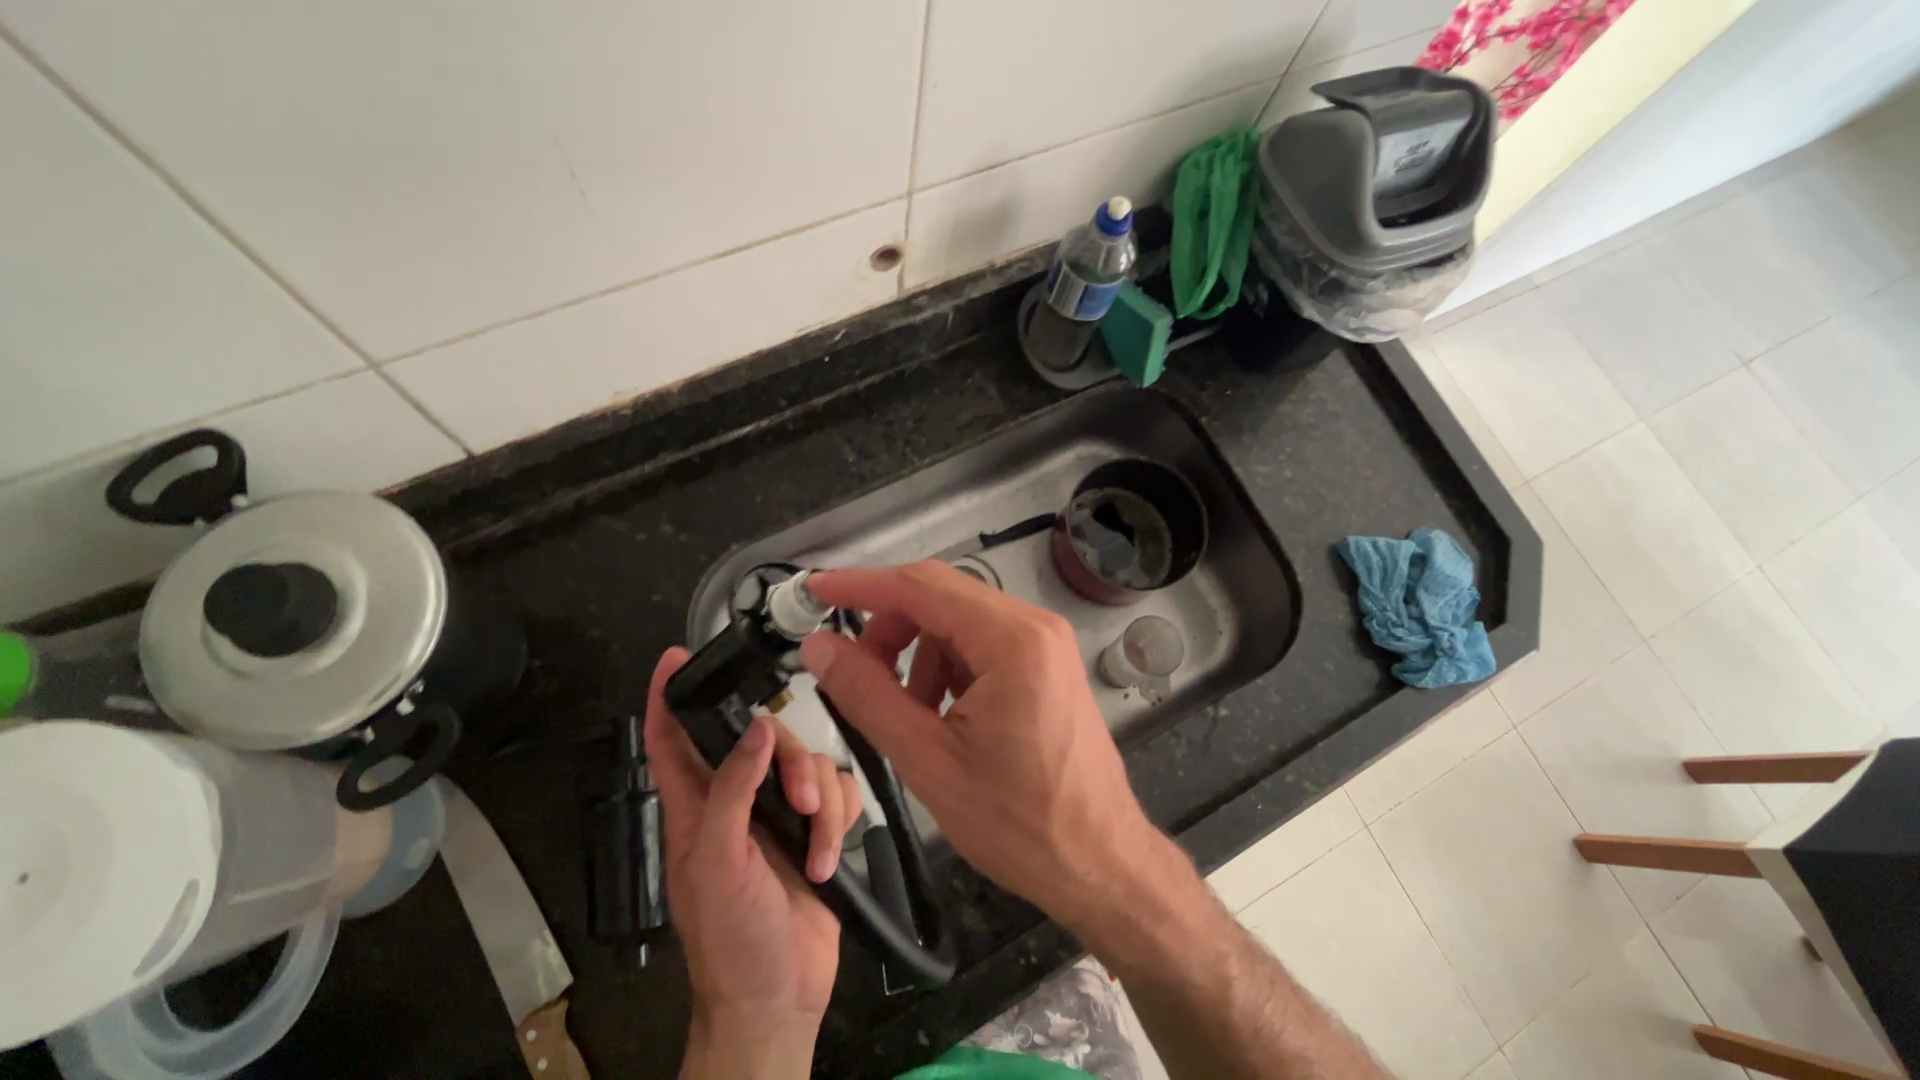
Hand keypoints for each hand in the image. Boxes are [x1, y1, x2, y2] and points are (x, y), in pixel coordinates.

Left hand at [642, 648, 863, 1077]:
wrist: (778, 995)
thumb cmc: (730, 936)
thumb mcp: (718, 861)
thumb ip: (732, 789)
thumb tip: (759, 729)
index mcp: (696, 806)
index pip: (671, 740)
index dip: (668, 697)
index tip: (675, 657)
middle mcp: (739, 802)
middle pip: (767, 742)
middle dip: (792, 763)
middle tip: (799, 803)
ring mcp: (781, 818)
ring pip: (810, 767)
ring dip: (822, 805)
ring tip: (817, 851)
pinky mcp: (819, 834)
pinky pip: (840, 796)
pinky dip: (841, 818)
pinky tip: (832, 855)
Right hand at [798, 561, 1161, 934]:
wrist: (1098, 861)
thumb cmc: (1017, 821)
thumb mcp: (926, 759)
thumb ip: (866, 694)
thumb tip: (818, 647)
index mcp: (1012, 640)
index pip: (919, 586)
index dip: (859, 585)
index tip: (813, 593)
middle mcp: (1036, 626)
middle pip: (940, 596)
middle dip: (887, 625)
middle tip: (851, 671)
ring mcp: (1048, 644)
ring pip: (959, 621)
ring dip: (917, 651)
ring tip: (904, 710)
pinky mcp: (1049, 667)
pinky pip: (983, 645)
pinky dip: (948, 667)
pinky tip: (939, 714)